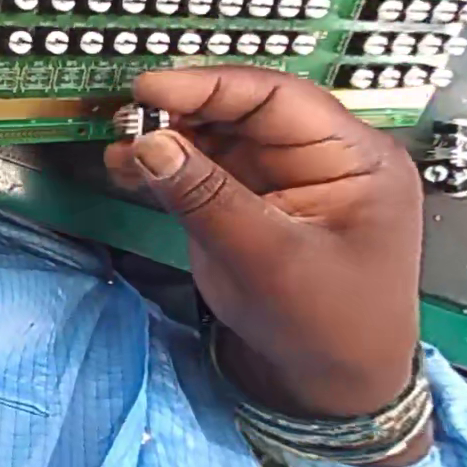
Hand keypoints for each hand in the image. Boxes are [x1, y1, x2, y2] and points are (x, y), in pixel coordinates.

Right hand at [104, 67, 422, 420]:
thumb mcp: (265, 257)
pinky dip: (158, 164)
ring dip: (161, 138)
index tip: (147, 90)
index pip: (275, 97)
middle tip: (124, 123)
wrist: (321, 380)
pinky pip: (194, 167)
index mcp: (349, 158)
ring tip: (118, 149)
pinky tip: (126, 167)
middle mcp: (310, 157)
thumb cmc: (321, 321)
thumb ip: (204, 195)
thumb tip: (146, 142)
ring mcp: (271, 177)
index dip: (208, 86)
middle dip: (178, 112)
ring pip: (209, 136)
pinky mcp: (237, 198)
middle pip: (237, 111)